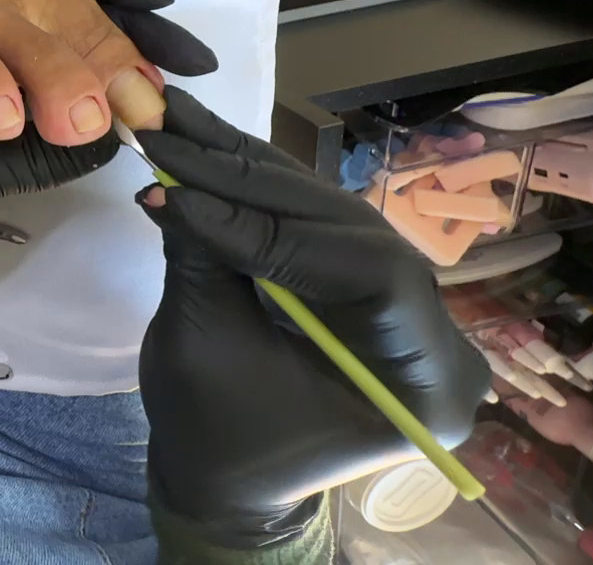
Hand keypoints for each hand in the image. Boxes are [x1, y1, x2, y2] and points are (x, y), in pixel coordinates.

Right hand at [134, 88, 489, 547]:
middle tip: (170, 134)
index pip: (368, 271)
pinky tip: (198, 139)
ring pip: (317, 205)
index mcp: (421, 376)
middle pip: (342, 222)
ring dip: (238, 160)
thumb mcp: (203, 346)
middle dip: (245, 177)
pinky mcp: (345, 276)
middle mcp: (425, 326)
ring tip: (176, 117)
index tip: (182, 196)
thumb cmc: (215, 432)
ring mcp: (388, 297)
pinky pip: (299, 213)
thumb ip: (200, 259)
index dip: (273, 226)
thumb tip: (168, 182)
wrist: (223, 475)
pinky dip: (242, 177)